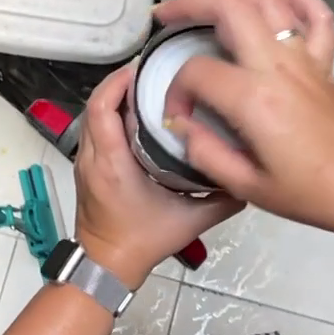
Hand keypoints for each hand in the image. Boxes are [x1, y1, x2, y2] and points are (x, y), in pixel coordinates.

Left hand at [73, 63, 241, 287]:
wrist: (105, 266)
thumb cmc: (142, 241)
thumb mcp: (188, 221)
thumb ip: (221, 199)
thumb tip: (248, 177)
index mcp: (111, 161)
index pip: (102, 107)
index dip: (118, 81)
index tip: (145, 67)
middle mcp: (92, 156)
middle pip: (95, 105)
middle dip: (119, 83)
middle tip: (153, 73)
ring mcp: (85, 163)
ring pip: (92, 117)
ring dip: (113, 99)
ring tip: (147, 90)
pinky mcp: (86, 170)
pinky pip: (93, 131)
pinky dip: (109, 117)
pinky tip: (137, 118)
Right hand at [155, 0, 333, 237]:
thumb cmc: (314, 195)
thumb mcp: (249, 187)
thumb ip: (206, 153)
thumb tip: (182, 125)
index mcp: (255, 100)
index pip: (197, 73)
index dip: (175, 91)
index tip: (177, 116)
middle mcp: (279, 66)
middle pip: (230, 7)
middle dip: (190, 3)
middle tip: (165, 15)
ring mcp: (306, 58)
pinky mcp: (326, 61)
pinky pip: (312, 14)